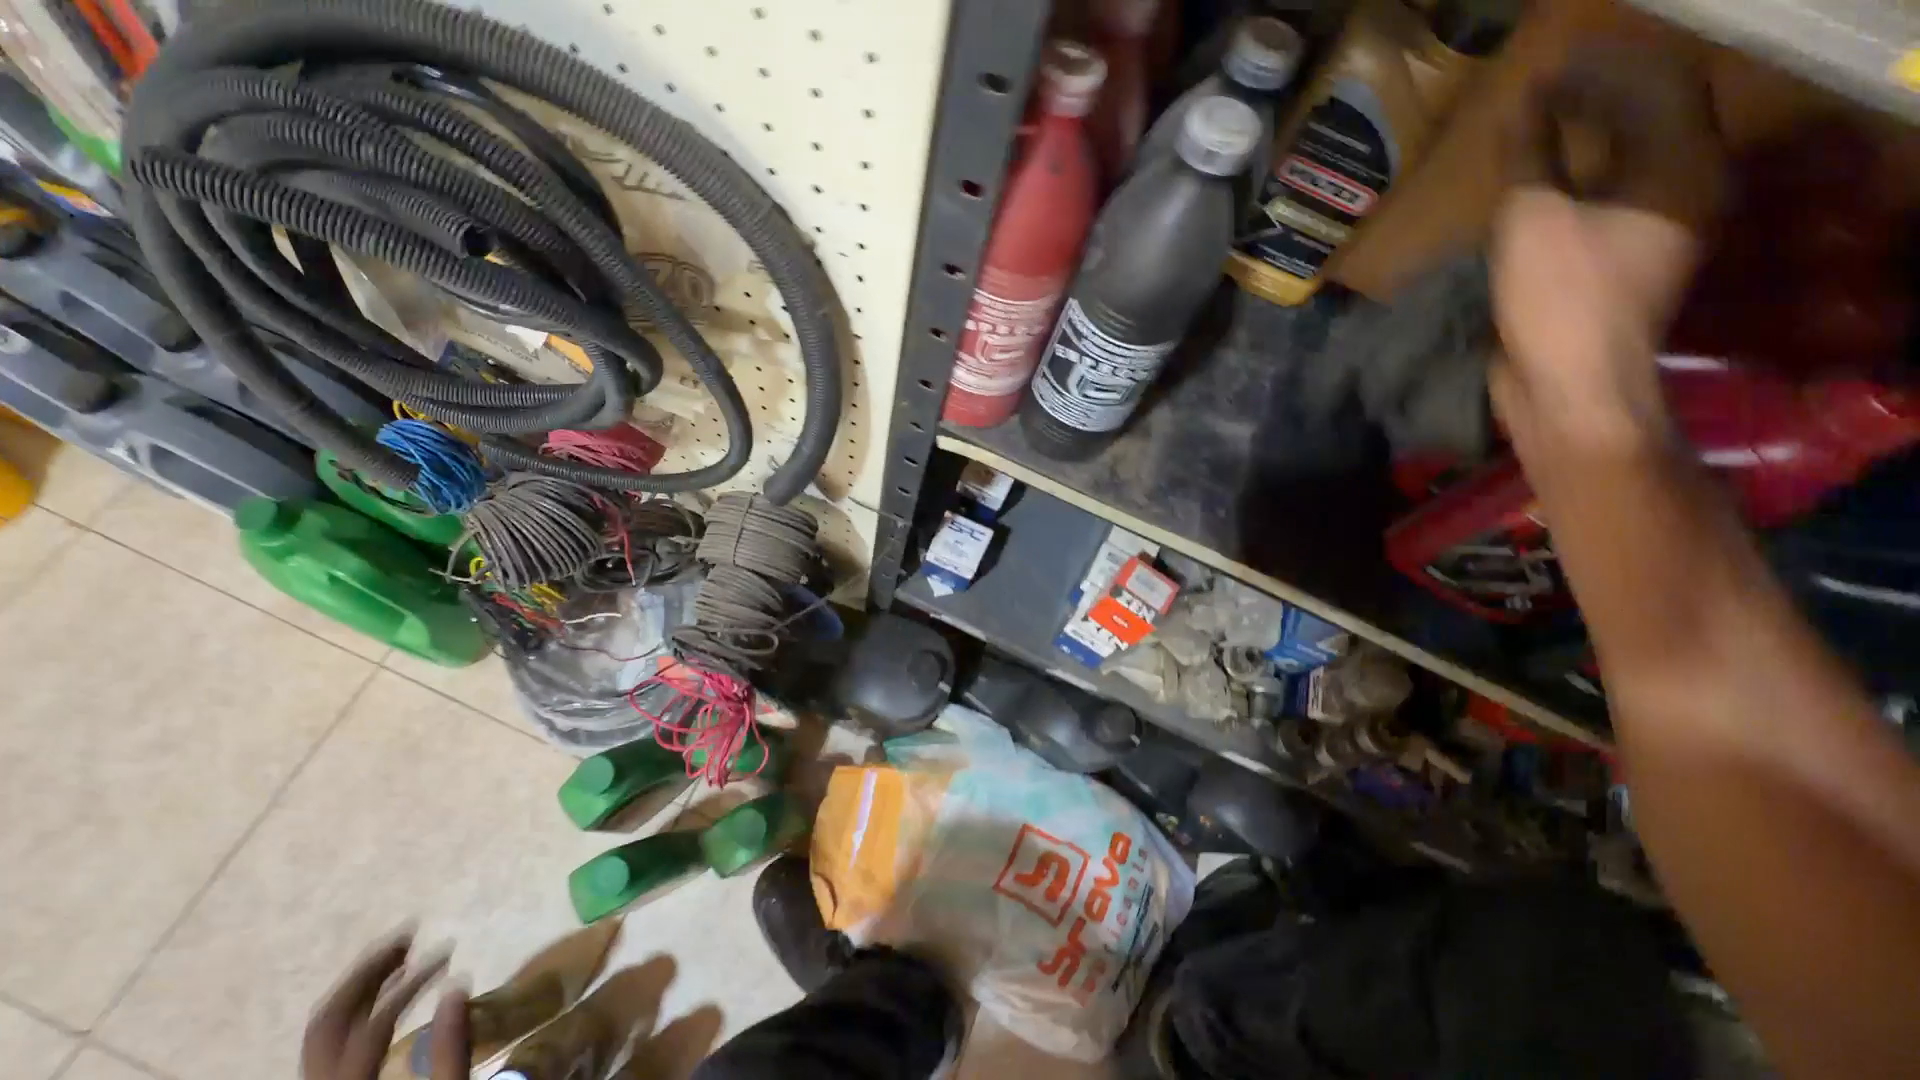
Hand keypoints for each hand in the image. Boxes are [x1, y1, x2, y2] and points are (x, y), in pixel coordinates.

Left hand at [302, 933, 467, 1079]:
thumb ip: (452, 1052)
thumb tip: (459, 986)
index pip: (375, 1022)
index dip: (413, 982)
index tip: (450, 954)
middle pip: (328, 1018)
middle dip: (369, 969)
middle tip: (411, 933)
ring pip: (320, 1026)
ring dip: (359, 984)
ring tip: (401, 953)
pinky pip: (325, 1041)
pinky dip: (354, 1007)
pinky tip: (385, 993)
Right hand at [1489, 47, 1721, 456]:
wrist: (1574, 388)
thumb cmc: (1557, 298)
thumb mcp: (1531, 217)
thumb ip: (1529, 153)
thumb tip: (1524, 106)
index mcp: (1682, 168)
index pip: (1655, 86)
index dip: (1598, 72)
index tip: (1541, 76)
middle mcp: (1690, 188)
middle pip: (1652, 117)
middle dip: (1595, 98)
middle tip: (1536, 96)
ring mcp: (1665, 227)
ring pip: (1634, 157)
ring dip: (1588, 136)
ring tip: (1535, 128)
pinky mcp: (1635, 257)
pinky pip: (1618, 194)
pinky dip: (1584, 175)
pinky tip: (1544, 179)